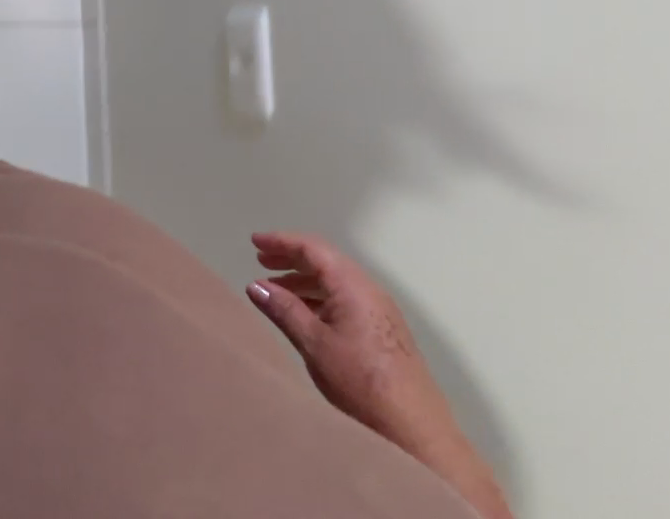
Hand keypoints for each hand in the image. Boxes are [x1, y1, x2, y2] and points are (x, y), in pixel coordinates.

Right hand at [247, 232, 512, 518]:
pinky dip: (317, 297)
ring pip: (335, 281)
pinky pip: (343, 299)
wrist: (414, 429)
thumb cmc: (360, 380)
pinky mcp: (381, 331)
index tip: (254, 241)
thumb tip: (255, 285)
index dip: (282, 241)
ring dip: (303, 280)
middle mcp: (369, 291)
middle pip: (326, 260)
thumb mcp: (314, 344)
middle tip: (260, 260)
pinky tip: (302, 313)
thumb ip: (284, 310)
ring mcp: (378, 311)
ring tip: (275, 289)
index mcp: (353, 286)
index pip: (313, 248)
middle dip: (291, 257)